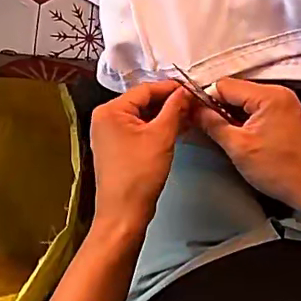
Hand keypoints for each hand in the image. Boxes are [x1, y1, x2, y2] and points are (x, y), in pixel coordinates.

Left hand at [89, 81, 193, 229]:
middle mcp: (105, 118)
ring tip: (191, 115)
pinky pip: (139, 130)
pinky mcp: (117, 147)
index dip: (171, 88)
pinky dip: (157, 128)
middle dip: (170, 103)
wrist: (124, 211)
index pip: (145, 89)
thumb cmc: (138, 175)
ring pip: (143, 116)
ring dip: (166, 116)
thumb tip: (184, 92)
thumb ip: (174, 109)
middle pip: (143, 102)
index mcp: (110, 110)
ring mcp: (110, 133)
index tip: (192, 89)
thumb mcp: (161, 136)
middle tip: (194, 103)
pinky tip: (178, 128)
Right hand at [192, 79, 300, 209]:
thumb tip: (193, 111)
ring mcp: (283, 103)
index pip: (224, 85)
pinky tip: (238, 136)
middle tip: (206, 128)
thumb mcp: (237, 147)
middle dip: (217, 107)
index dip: (205, 100)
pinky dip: (243, 119)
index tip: (195, 116)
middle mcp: (278, 93)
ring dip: (230, 114)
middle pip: (234, 90)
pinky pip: (255, 108)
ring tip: (223, 135)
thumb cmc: (280, 170)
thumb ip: (212, 124)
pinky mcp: (284, 114)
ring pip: (243, 100)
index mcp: (268, 96)